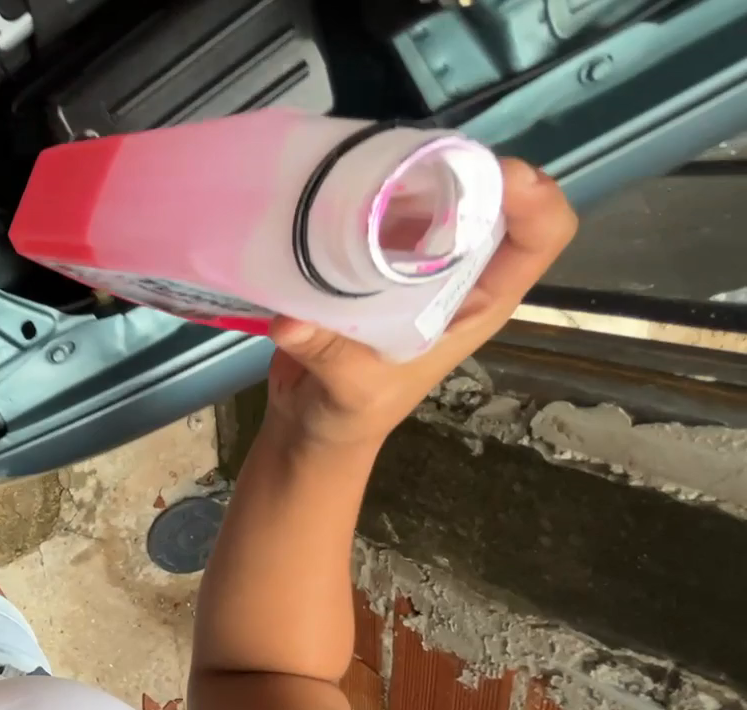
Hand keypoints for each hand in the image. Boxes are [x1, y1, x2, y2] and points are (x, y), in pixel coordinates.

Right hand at [265, 157, 578, 448]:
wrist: (308, 427)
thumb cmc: (352, 414)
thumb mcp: (352, 389)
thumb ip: (328, 353)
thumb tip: (288, 320)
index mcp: (476, 302)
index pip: (538, 238)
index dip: (532, 200)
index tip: (495, 174)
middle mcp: (449, 277)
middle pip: (476, 210)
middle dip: (452, 180)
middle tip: (408, 165)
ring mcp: (402, 273)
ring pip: (418, 214)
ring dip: (395, 191)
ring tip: (361, 175)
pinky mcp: (356, 274)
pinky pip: (362, 233)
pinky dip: (348, 215)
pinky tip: (323, 204)